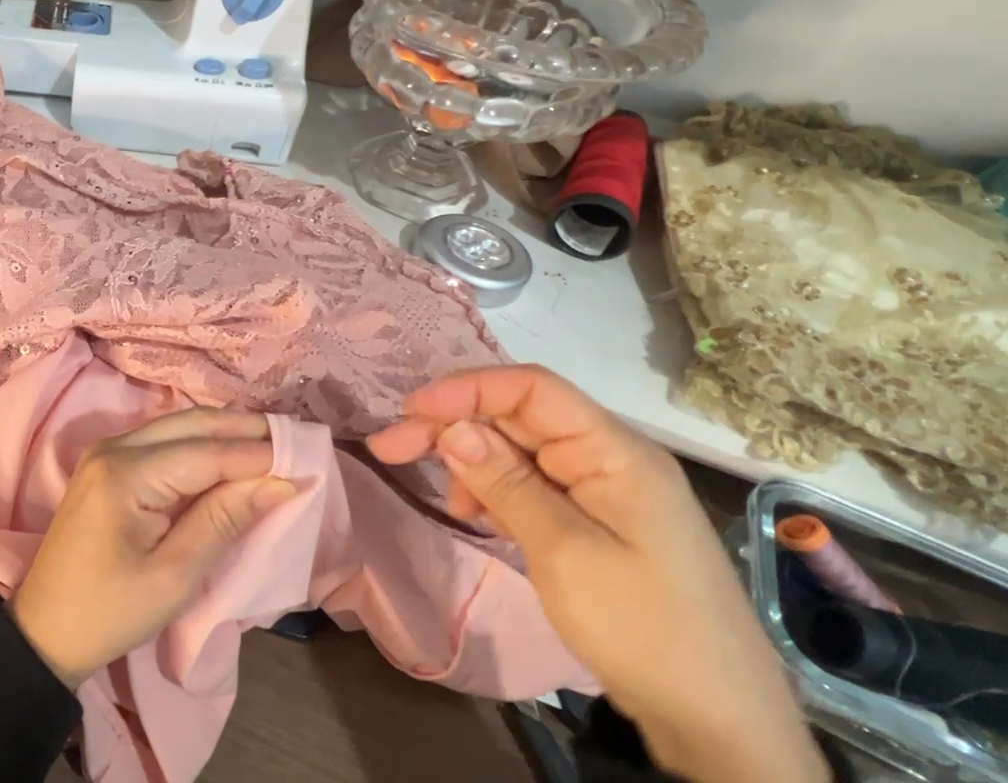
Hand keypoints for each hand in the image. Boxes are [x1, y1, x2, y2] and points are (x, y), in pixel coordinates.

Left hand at [9, 408, 296, 687]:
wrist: (44, 628)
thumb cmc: (110, 611)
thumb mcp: (175, 575)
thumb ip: (225, 520)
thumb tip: (280, 482)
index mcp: (125, 474)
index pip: (206, 453)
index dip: (257, 455)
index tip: (307, 458)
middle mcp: (113, 448)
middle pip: (190, 424)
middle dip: (244, 430)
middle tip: (295, 441)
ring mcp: (106, 452)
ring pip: (177, 427)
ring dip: (223, 433)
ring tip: (272, 447)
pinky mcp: (107, 465)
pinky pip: (162, 441)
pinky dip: (200, 445)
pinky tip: (229, 457)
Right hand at [368, 366, 827, 782]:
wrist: (719, 719)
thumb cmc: (643, 627)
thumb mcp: (563, 552)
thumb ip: (505, 483)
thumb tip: (451, 428)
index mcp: (614, 452)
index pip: (532, 389)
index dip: (466, 389)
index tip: (408, 410)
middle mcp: (609, 458)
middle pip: (519, 417)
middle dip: (453, 424)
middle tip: (389, 448)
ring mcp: (604, 491)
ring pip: (520, 451)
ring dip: (472, 461)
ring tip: (446, 501)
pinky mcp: (596, 522)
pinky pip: (533, 485)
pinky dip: (494, 492)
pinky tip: (477, 516)